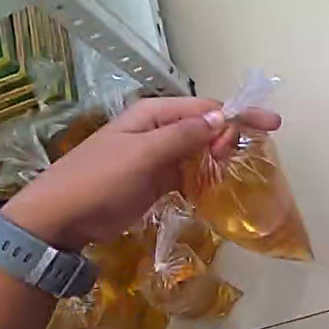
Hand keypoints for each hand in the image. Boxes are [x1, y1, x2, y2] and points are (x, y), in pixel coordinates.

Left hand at [2, 96, 280, 249]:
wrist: (60, 219)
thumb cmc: (98, 180)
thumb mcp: (141, 154)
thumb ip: (183, 136)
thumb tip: (222, 117)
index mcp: (153, 115)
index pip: (205, 109)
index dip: (237, 115)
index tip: (268, 127)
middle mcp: (158, 131)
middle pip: (206, 127)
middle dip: (231, 136)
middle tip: (253, 154)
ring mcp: (157, 157)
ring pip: (200, 152)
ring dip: (221, 158)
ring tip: (242, 170)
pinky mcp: (157, 182)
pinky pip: (190, 174)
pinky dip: (206, 179)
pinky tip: (220, 188)